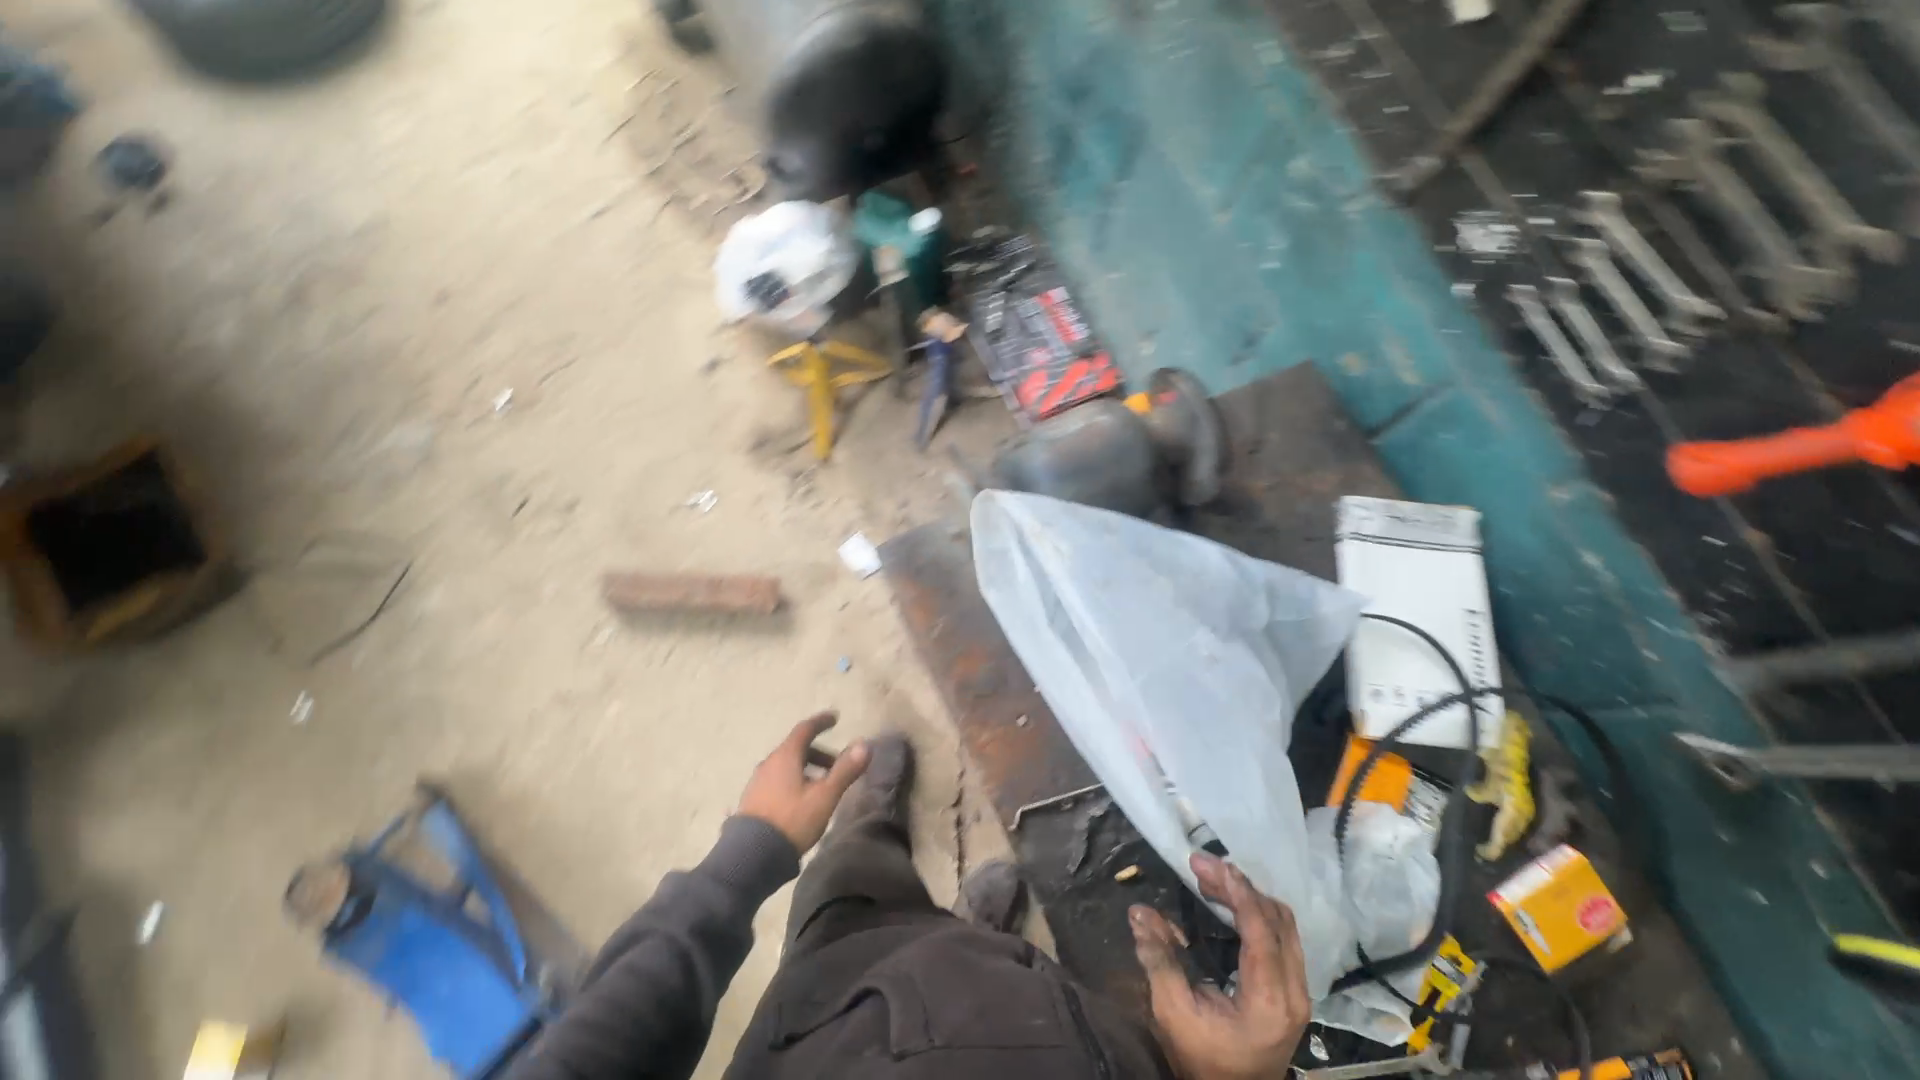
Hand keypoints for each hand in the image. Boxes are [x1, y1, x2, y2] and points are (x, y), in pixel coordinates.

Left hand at [737, 713, 870, 853]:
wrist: (752, 853)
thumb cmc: (793, 819)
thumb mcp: (824, 796)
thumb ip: (845, 770)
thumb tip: (865, 744)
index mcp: (786, 756)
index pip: (805, 729)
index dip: (821, 722)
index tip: (835, 718)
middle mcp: (769, 762)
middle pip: (796, 748)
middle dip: (819, 752)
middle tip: (836, 765)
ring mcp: (758, 780)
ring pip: (786, 765)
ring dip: (806, 768)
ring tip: (822, 786)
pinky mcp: (753, 798)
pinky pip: (777, 779)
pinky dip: (794, 779)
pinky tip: (801, 799)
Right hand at [1130, 853, 1309, 1079]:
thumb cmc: (1203, 1060)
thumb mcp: (1173, 1013)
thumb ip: (1159, 959)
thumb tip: (1138, 912)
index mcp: (1269, 998)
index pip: (1261, 928)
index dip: (1236, 890)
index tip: (1207, 863)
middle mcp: (1295, 990)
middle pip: (1277, 919)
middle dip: (1239, 887)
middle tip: (1201, 868)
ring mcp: (1299, 992)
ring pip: (1284, 925)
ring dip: (1249, 897)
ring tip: (1211, 882)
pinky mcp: (1294, 992)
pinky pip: (1283, 938)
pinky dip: (1257, 914)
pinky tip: (1228, 907)